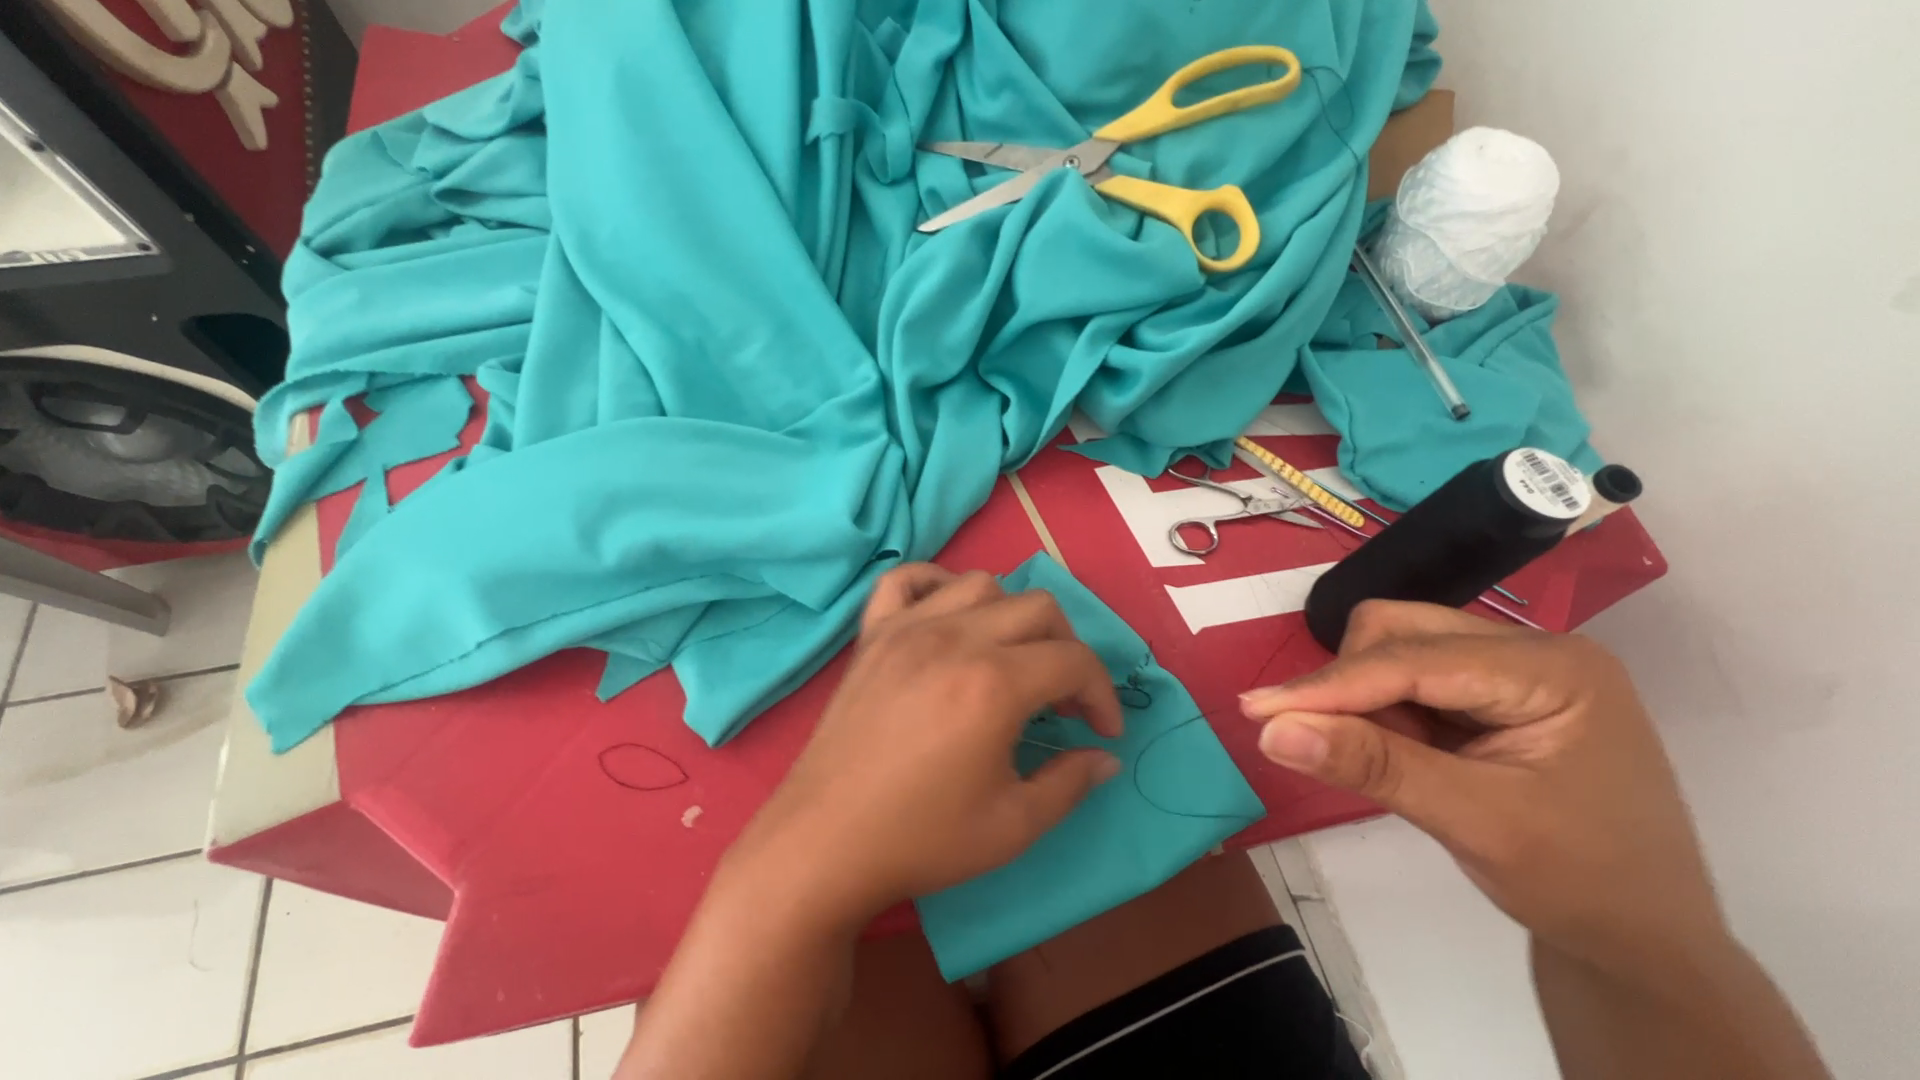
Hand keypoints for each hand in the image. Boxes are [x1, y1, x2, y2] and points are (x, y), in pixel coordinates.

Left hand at [731, 564, 1124, 925]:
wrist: (825, 845)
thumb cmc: (922, 840)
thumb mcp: (1013, 826)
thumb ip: (1070, 784)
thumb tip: (1105, 758)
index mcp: (995, 684)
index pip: (1074, 660)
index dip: (1102, 694)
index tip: (1102, 731)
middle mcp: (954, 639)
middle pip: (1037, 608)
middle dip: (1067, 650)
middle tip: (1062, 700)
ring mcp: (906, 630)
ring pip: (980, 584)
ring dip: (1011, 615)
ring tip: (1010, 660)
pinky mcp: (870, 637)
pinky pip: (906, 580)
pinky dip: (936, 585)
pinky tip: (947, 619)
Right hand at [1241, 601, 1726, 976]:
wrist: (1642, 941)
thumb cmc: (1580, 882)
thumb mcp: (1475, 823)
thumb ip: (1373, 767)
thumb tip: (1271, 732)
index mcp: (1553, 668)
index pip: (1415, 658)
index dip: (1331, 685)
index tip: (1255, 711)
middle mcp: (1533, 651)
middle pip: (1403, 632)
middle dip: (1352, 684)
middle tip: (1326, 744)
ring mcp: (1514, 673)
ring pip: (1399, 652)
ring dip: (1368, 701)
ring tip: (1388, 763)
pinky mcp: (1494, 699)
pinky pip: (1413, 684)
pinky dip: (1387, 715)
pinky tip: (1403, 758)